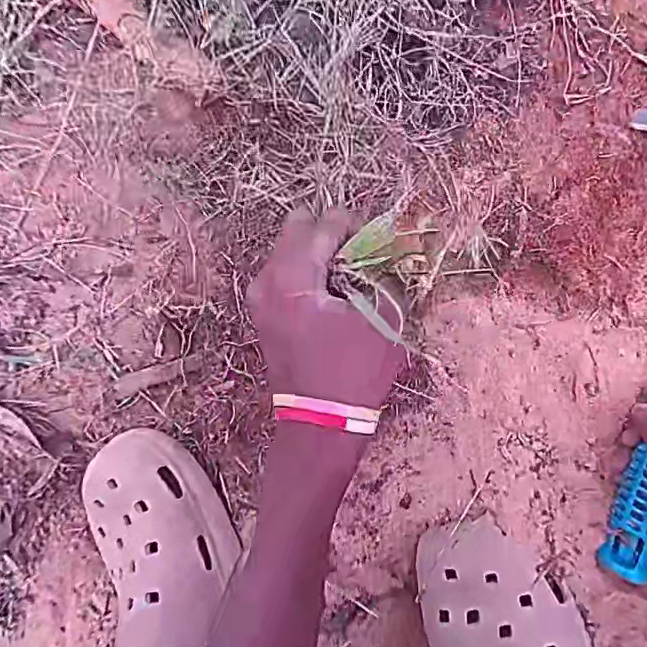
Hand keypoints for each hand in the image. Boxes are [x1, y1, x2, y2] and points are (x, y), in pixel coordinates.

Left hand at [248, 207, 408, 410]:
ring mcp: (259, 298)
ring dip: (320, 256)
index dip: (356, 228)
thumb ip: (386, 273)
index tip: (378, 247)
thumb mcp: (385, 318)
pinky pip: (285, 275)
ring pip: (290, 251)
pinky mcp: (262, 314)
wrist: (322, 422)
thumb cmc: (355, 370)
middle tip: (361, 261)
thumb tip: (387, 251)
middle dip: (333, 237)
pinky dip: (309, 276)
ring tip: (350, 283)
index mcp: (293, 276)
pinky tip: (333, 299)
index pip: (325, 223)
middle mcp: (266, 279)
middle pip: (300, 229)